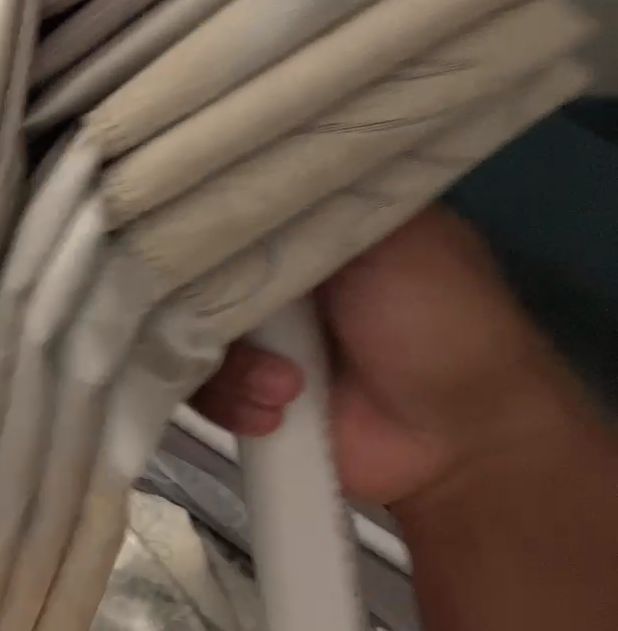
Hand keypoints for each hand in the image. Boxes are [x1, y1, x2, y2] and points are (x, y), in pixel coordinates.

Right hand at [190, 204, 582, 508]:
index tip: (173, 239)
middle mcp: (265, 280)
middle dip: (201, 311)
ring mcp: (245, 337)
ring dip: (232, 370)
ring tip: (286, 388)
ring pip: (177, 338)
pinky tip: (278, 412)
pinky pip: (189, 389)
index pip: (222, 213)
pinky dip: (230, 403)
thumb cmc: (436, 319)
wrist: (456, 437)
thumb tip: (214, 193)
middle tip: (240, 331)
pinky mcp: (231, 388)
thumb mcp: (388, 237)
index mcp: (301, 229)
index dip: (194, 227)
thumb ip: (297, 212)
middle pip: (183, 280)